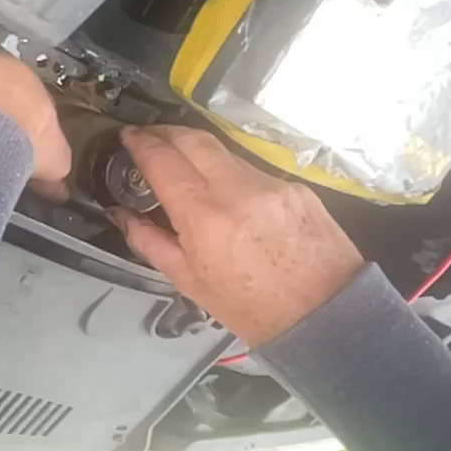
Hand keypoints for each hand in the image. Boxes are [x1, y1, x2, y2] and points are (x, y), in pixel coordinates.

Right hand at [109, 125, 363, 347]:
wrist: (329, 319)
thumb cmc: (252, 307)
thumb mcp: (187, 280)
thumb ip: (147, 240)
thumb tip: (121, 214)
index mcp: (203, 215)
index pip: (162, 159)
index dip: (139, 142)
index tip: (127, 137)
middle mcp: (237, 190)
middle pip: (191, 138)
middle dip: (164, 132)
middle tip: (148, 137)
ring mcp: (270, 184)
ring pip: (222, 151)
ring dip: (196, 151)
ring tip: (183, 164)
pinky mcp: (295, 187)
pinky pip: (251, 169)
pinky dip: (230, 173)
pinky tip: (227, 193)